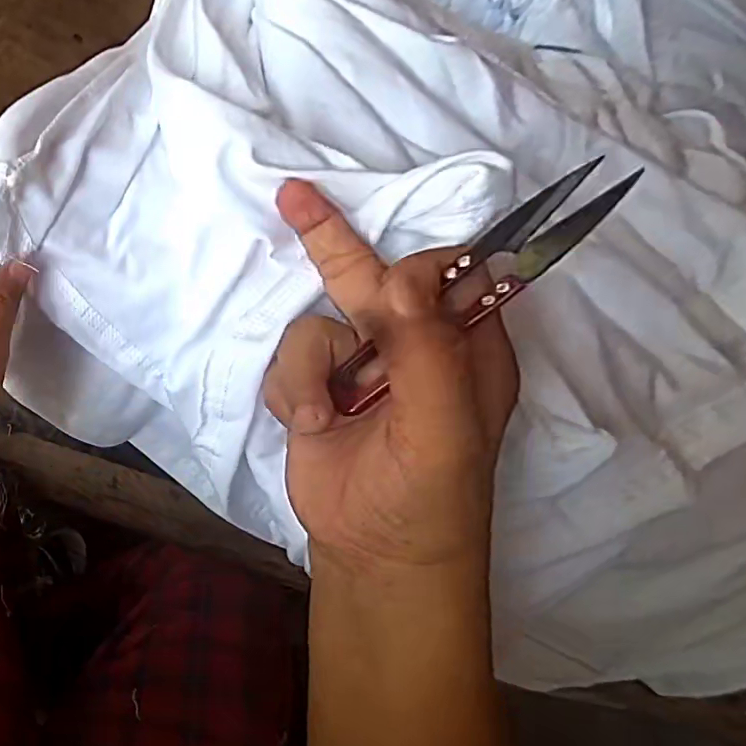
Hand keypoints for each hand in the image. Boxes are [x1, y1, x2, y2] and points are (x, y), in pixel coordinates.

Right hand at [263, 178, 517, 574]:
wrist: (370, 550)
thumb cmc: (427, 496)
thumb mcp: (440, 429)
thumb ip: (426, 351)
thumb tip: (399, 275)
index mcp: (461, 347)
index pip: (438, 277)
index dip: (411, 270)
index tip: (385, 288)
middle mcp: (404, 347)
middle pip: (363, 278)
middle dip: (330, 241)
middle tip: (295, 196)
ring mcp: (352, 367)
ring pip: (309, 329)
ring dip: (307, 376)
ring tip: (321, 418)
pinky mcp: (311, 388)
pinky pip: (285, 364)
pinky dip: (290, 394)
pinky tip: (306, 425)